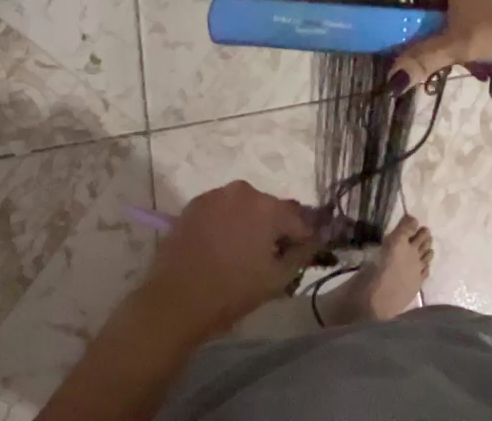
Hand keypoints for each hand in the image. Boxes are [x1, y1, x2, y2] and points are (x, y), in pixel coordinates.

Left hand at [139, 181, 320, 335]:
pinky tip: (219, 248)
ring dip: (248, 223)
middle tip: (268, 258)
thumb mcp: (278, 279)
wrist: (175, 300)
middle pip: (270, 208)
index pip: (299, 218)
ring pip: (244, 207)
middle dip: (273, 228)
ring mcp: (215, 195)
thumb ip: (302, 252)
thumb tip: (316, 238)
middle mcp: (243, 190)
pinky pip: (221, 210)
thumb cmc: (232, 292)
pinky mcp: (193, 205)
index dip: (303, 237)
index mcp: (268, 206)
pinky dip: (226, 223)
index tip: (300, 254)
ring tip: (240, 253)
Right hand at [391, 0, 491, 89]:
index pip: (427, 4)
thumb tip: (392, 79)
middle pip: (454, 5)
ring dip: (485, 34)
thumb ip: (425, 58)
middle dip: (465, 38)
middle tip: (481, 66)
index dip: (435, 34)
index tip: (454, 56)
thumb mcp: (461, 45)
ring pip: (480, 3)